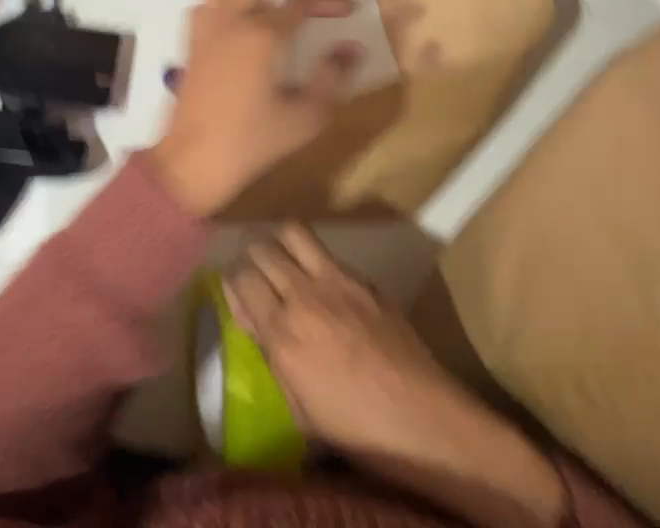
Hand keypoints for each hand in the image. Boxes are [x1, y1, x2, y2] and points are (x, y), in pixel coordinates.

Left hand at [151, 0, 361, 215]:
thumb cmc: (254, 141)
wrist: (195, 159)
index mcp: (262, 35)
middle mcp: (231, 21)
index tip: (348, 9)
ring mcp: (205, 28)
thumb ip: (333, 76)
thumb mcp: (307, 116)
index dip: (327, 0)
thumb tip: (350, 47)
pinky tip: (239, 13)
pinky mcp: (190, 42)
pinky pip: (204, 1)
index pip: (300, 1)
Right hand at [227, 227, 567, 527]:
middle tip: (259, 280)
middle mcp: (304, 296)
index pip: (239, 277)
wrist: (425, 421)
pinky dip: (315, 261)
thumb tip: (257, 324)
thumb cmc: (356, 427)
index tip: (242, 302)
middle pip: (260, 249)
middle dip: (251, 260)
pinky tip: (325, 287)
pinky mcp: (366, 282)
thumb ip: (271, 356)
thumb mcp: (297, 406)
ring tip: (285, 265)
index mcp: (282, 331)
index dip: (233, 285)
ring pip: (292, 232)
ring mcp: (338, 283)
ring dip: (281, 244)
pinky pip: (328, 254)